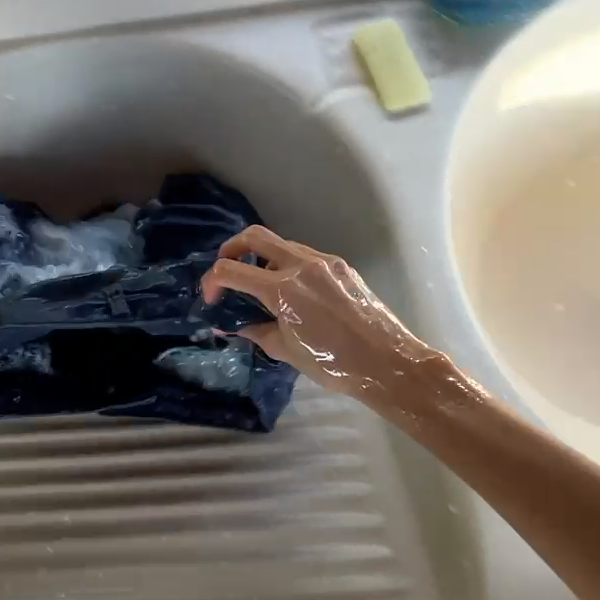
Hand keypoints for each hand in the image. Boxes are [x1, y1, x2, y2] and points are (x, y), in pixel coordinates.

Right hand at [202, 227, 461, 414]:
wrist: (388, 363)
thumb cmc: (333, 363)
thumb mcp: (284, 351)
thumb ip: (255, 331)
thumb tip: (235, 326)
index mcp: (282, 290)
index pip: (230, 270)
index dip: (211, 281)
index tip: (212, 300)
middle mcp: (301, 266)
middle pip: (253, 236)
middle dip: (231, 249)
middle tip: (227, 270)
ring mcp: (324, 263)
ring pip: (281, 244)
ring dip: (262, 258)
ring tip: (262, 286)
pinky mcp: (341, 267)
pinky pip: (305, 256)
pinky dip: (288, 265)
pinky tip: (293, 292)